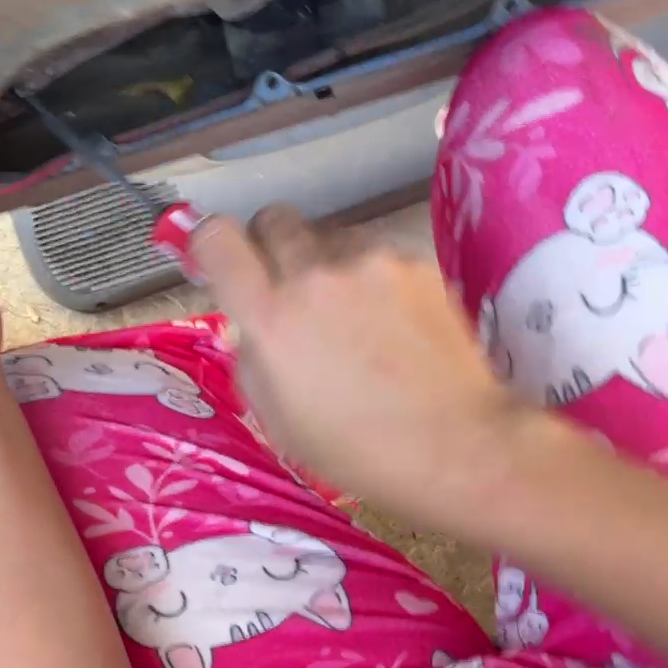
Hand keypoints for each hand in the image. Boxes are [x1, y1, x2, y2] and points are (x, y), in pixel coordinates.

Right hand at [191, 207, 528, 523]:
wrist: (455, 442)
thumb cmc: (357, 448)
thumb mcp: (276, 416)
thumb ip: (249, 354)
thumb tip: (246, 320)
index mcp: (270, 317)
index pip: (217, 238)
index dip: (211, 243)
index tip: (223, 261)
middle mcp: (313, 275)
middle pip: (272, 218)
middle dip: (269, 245)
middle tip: (288, 285)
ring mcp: (369, 261)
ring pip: (326, 234)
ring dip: (323, 261)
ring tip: (351, 311)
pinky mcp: (413, 260)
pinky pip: (373, 250)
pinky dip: (369, 274)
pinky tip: (391, 317)